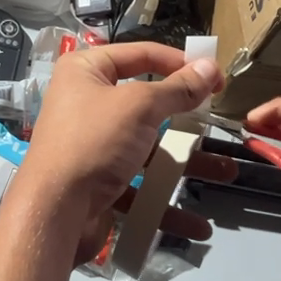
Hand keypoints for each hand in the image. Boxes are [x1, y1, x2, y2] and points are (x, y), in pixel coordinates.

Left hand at [13, 42, 233, 263]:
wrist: (54, 211)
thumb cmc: (94, 141)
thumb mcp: (139, 106)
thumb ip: (177, 89)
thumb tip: (209, 66)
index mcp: (85, 71)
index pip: (140, 54)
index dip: (179, 62)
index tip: (216, 78)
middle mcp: (86, 103)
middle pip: (147, 104)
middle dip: (186, 119)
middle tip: (218, 125)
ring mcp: (93, 145)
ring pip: (149, 150)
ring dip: (187, 164)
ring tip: (225, 174)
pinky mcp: (99, 182)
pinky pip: (140, 187)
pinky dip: (167, 205)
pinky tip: (197, 225)